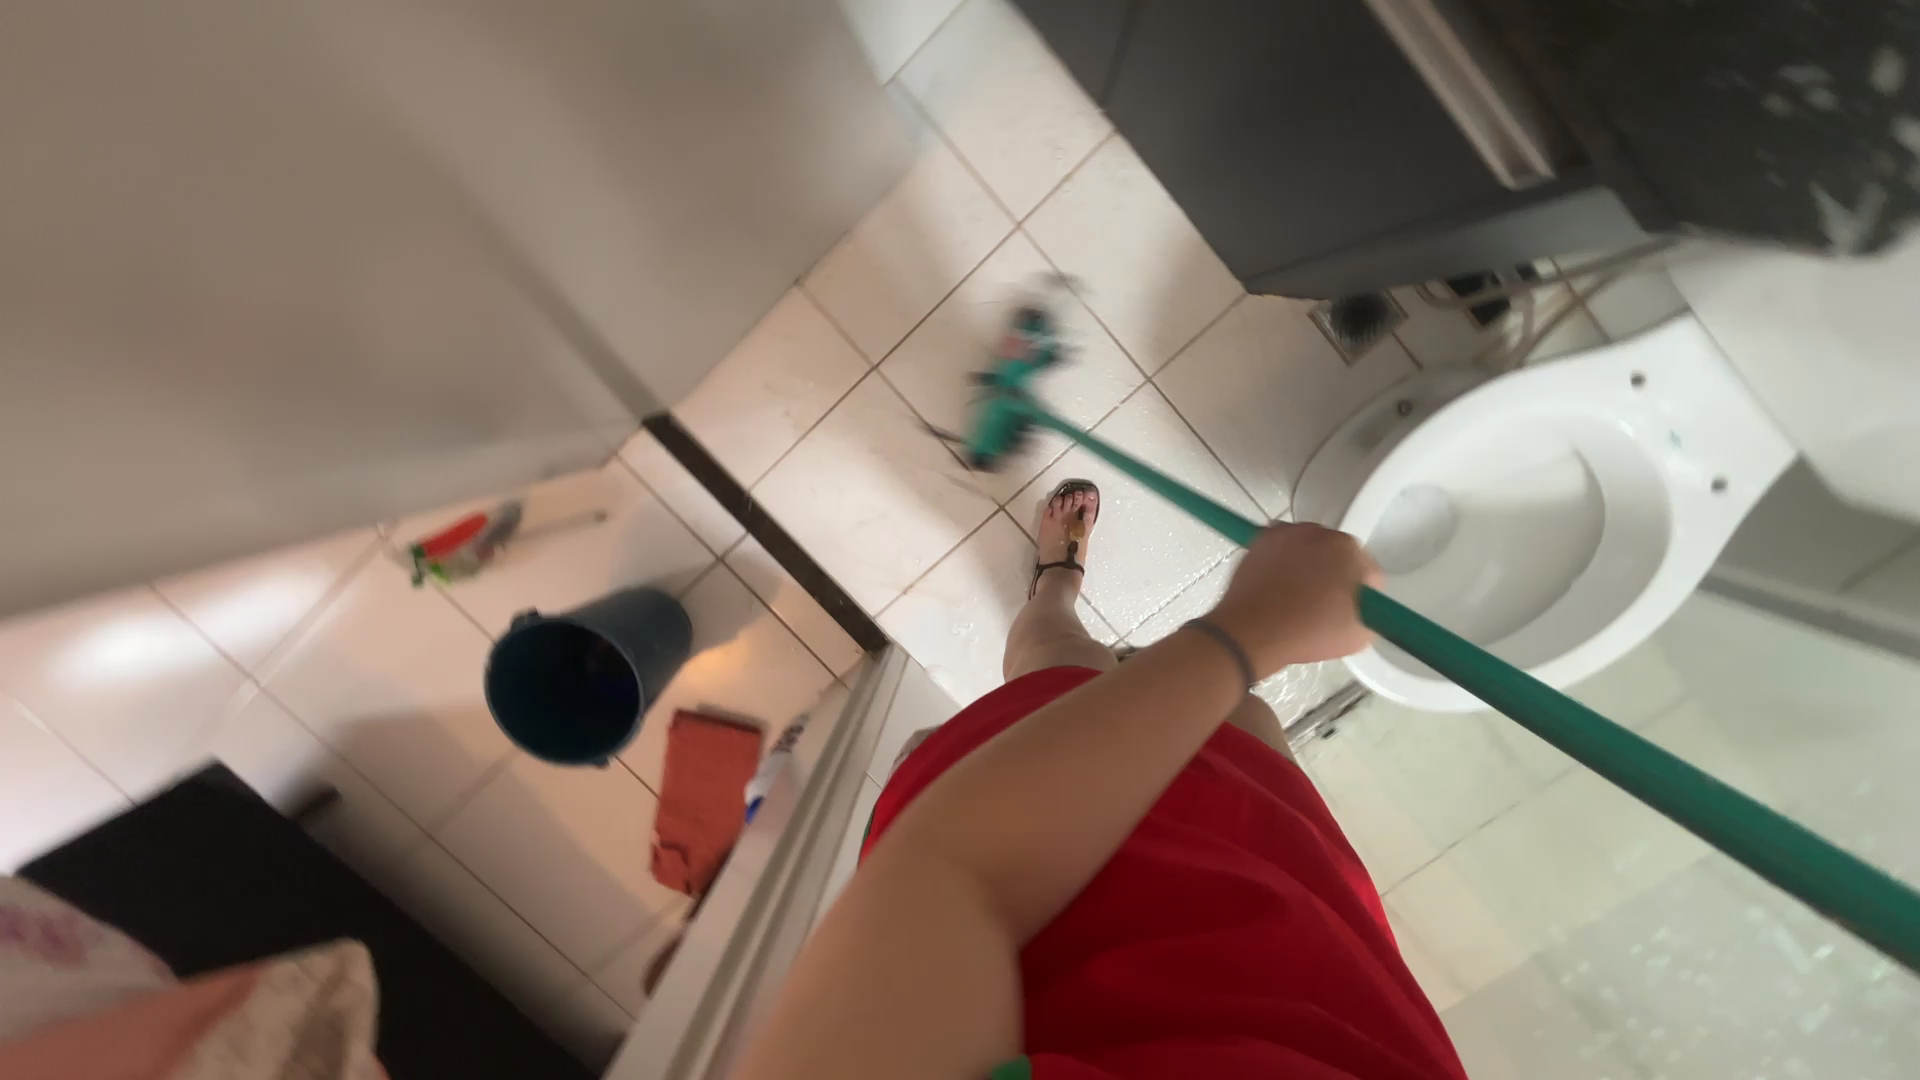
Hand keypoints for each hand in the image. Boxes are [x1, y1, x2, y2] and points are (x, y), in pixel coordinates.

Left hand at [1206, 523, 1381, 677]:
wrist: (1251, 631)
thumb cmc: (1307, 632)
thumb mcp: (1359, 634)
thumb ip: (1372, 612)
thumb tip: (1360, 605)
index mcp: (1348, 549)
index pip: (1367, 571)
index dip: (1362, 594)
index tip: (1350, 609)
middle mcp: (1317, 532)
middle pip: (1337, 554)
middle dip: (1335, 573)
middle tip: (1324, 602)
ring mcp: (1284, 533)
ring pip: (1308, 548)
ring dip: (1308, 563)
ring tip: (1297, 593)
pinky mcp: (1259, 540)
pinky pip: (1281, 547)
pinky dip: (1282, 559)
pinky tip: (1278, 581)